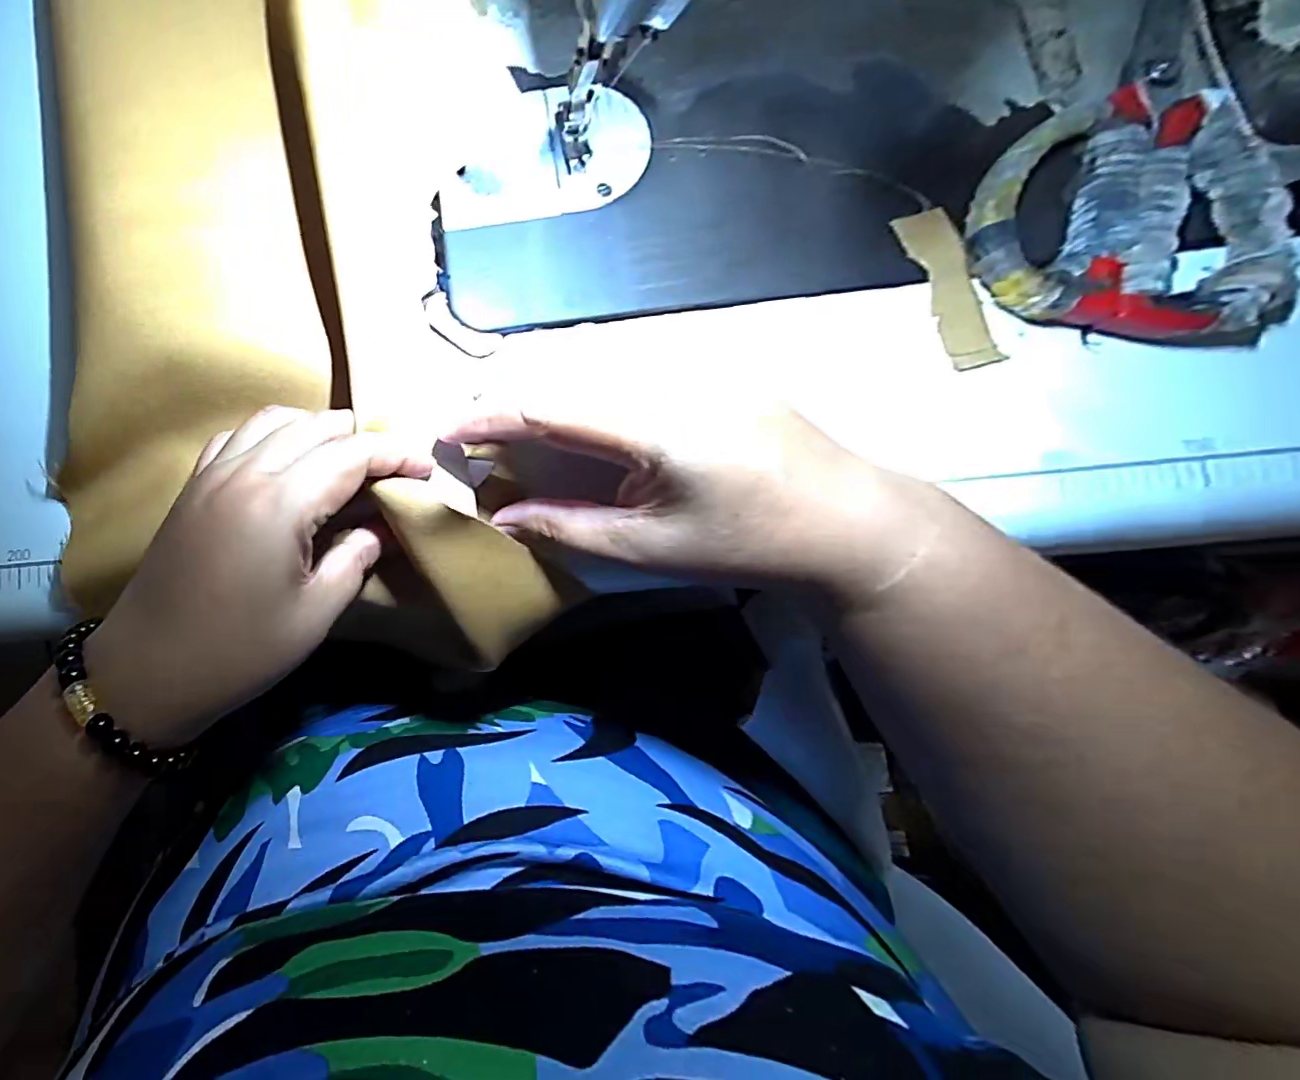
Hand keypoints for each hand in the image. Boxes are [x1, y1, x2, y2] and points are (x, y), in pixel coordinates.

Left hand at [84, 408, 433, 746]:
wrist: (149, 670)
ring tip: (343, 460)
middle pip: (316, 426)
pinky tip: (285, 461)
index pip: (351, 455)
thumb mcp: (315, 614)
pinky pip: (238, 436)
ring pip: (275, 419)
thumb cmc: (240, 651)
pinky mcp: (193, 486)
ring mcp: (213, 474)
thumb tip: (378, 528)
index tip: (426, 466)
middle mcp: (245, 472)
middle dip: (361, 439)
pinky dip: (272, 435)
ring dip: (317, 430)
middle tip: (390, 470)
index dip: (395, 454)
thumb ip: (355, 558)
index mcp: (280, 503)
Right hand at [445, 399, 940, 607]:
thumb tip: (502, 518)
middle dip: (510, 401)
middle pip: (567, 376)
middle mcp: (672, 379)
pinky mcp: (713, 371)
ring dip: (548, 395)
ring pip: (597, 368)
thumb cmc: (746, 545)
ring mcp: (698, 368)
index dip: (490, 416)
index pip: (550, 407)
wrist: (850, 523)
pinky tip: (576, 419)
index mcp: (655, 425)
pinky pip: (630, 371)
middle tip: (473, 432)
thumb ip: (567, 528)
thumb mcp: (649, 549)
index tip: (448, 430)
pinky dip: (586, 392)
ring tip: (512, 427)